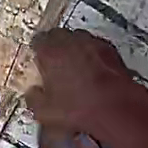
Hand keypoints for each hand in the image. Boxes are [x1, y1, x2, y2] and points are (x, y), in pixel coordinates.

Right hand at [25, 29, 144, 137]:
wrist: (115, 108)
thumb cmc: (80, 108)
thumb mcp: (45, 112)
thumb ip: (34, 99)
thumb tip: (32, 94)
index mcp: (50, 52)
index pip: (38, 41)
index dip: (38, 51)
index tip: (39, 59)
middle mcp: (71, 41)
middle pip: (59, 36)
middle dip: (56, 47)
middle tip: (56, 63)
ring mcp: (93, 43)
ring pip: (80, 40)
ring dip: (76, 49)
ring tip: (76, 68)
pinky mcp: (111, 51)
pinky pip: (97, 48)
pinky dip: (94, 56)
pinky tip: (94, 73)